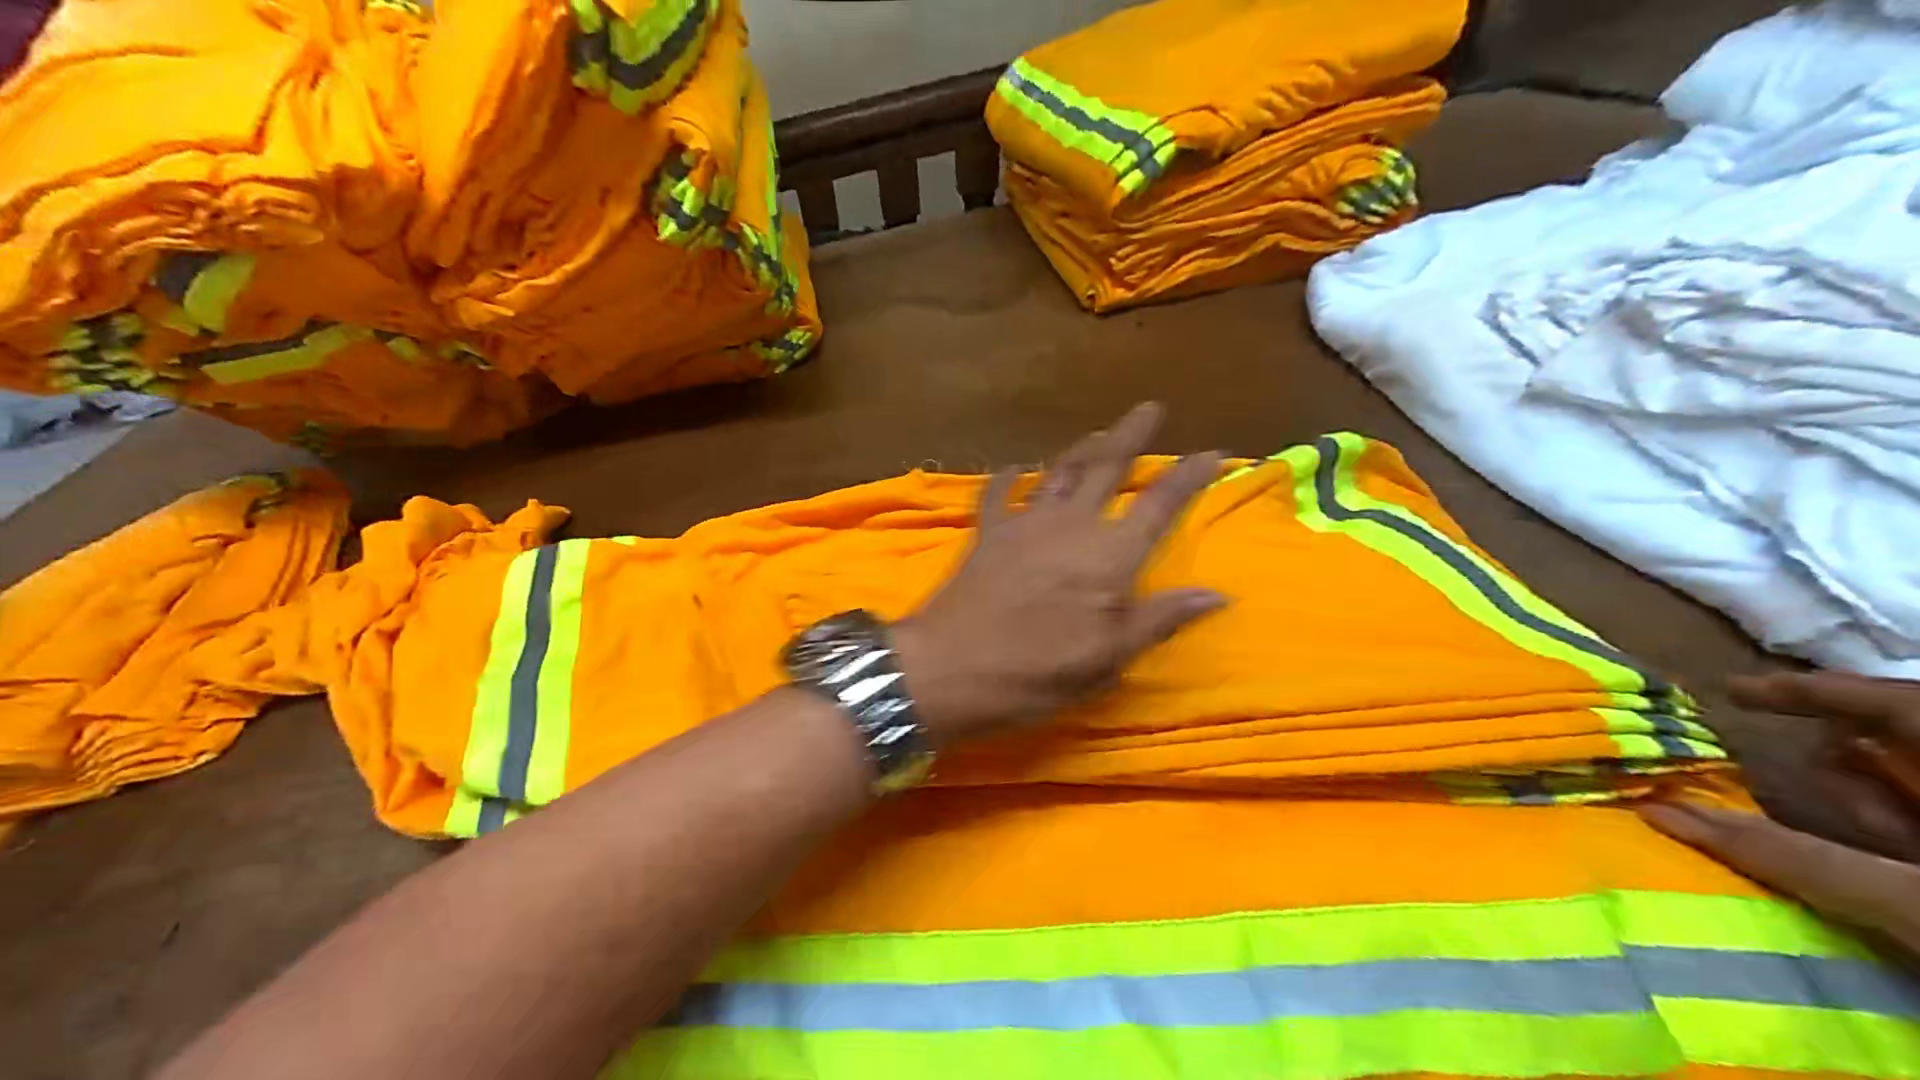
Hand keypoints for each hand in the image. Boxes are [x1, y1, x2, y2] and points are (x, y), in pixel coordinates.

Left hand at [892, 403, 1227, 742]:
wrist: (950, 666)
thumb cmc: (1036, 671)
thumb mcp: (1108, 658)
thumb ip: (1159, 619)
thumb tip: (1216, 594)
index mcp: (1108, 556)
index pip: (1159, 505)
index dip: (1188, 477)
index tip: (1213, 453)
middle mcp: (1070, 526)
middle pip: (1106, 469)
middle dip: (1130, 436)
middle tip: (1149, 408)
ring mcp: (1024, 525)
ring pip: (1058, 473)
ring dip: (1080, 451)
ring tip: (1098, 433)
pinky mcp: (988, 534)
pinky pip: (998, 495)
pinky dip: (1007, 479)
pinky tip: (1013, 469)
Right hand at [1640, 672, 1919, 959]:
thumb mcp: (1916, 903)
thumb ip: (1792, 858)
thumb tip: (1662, 815)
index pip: (1892, 698)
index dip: (1807, 690)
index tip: (1732, 690)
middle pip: (1897, 744)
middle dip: (1850, 773)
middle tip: (1830, 811)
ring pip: (1914, 785)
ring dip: (1877, 811)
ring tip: (1885, 853)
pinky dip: (1899, 834)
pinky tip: (1899, 862)